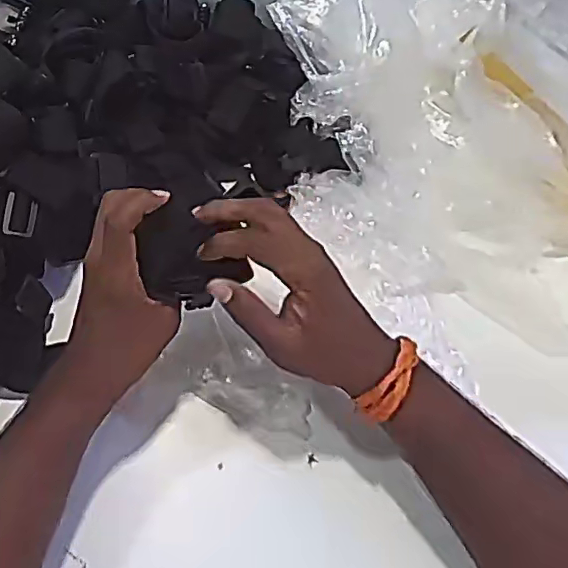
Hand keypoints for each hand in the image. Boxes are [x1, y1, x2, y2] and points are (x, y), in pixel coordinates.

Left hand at [47, 189, 180, 415]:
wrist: (92, 369)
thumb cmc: (121, 350)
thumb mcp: (164, 317)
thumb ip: (175, 285)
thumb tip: (183, 270)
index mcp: (114, 265)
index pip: (120, 215)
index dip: (143, 198)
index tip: (164, 198)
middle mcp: (97, 257)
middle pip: (107, 205)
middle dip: (135, 194)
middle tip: (161, 200)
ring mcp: (92, 262)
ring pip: (103, 216)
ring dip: (129, 207)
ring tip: (157, 214)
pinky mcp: (94, 271)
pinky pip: (106, 232)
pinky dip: (124, 223)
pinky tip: (146, 237)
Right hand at [195, 198, 396, 394]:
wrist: (368, 359)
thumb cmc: (329, 354)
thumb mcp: (282, 344)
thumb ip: (246, 311)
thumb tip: (216, 284)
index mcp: (304, 271)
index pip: (256, 239)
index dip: (223, 243)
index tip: (203, 255)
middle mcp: (309, 252)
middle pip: (266, 211)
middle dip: (228, 208)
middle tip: (198, 215)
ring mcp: (311, 250)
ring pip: (273, 211)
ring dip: (239, 208)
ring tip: (210, 217)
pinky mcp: (309, 253)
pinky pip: (279, 222)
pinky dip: (252, 217)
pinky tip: (235, 227)